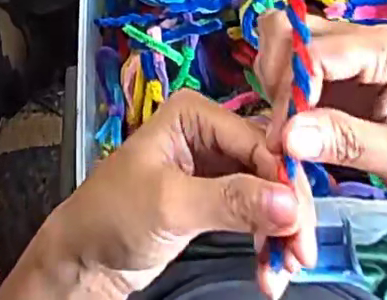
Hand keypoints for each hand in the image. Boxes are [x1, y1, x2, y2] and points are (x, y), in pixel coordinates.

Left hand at [1, 90, 299, 298]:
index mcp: (193, 113)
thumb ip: (230, 201)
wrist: (84, 256)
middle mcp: (207, 131)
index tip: (302, 228)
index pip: (256, 140)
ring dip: (279, 231)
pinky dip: (266, 240)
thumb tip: (288, 202)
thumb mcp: (171, 204)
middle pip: (267, 165)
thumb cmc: (114, 214)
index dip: (284, 181)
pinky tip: (269, 269)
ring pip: (265, 191)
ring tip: (281, 272)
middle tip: (299, 257)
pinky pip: (253, 211)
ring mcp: (212, 164)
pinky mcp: (213, 196)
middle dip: (287, 211)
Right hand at [254, 13, 386, 239]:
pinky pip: (289, 77)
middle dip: (276, 77)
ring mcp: (343, 63)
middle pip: (289, 31)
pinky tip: (292, 134)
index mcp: (384, 48)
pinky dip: (280, 100)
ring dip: (274, 85)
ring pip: (282, 47)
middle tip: (282, 130)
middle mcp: (358, 44)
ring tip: (287, 132)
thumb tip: (287, 134)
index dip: (290, 90)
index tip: (281, 139)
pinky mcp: (333, 86)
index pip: (314, 50)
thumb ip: (347, 141)